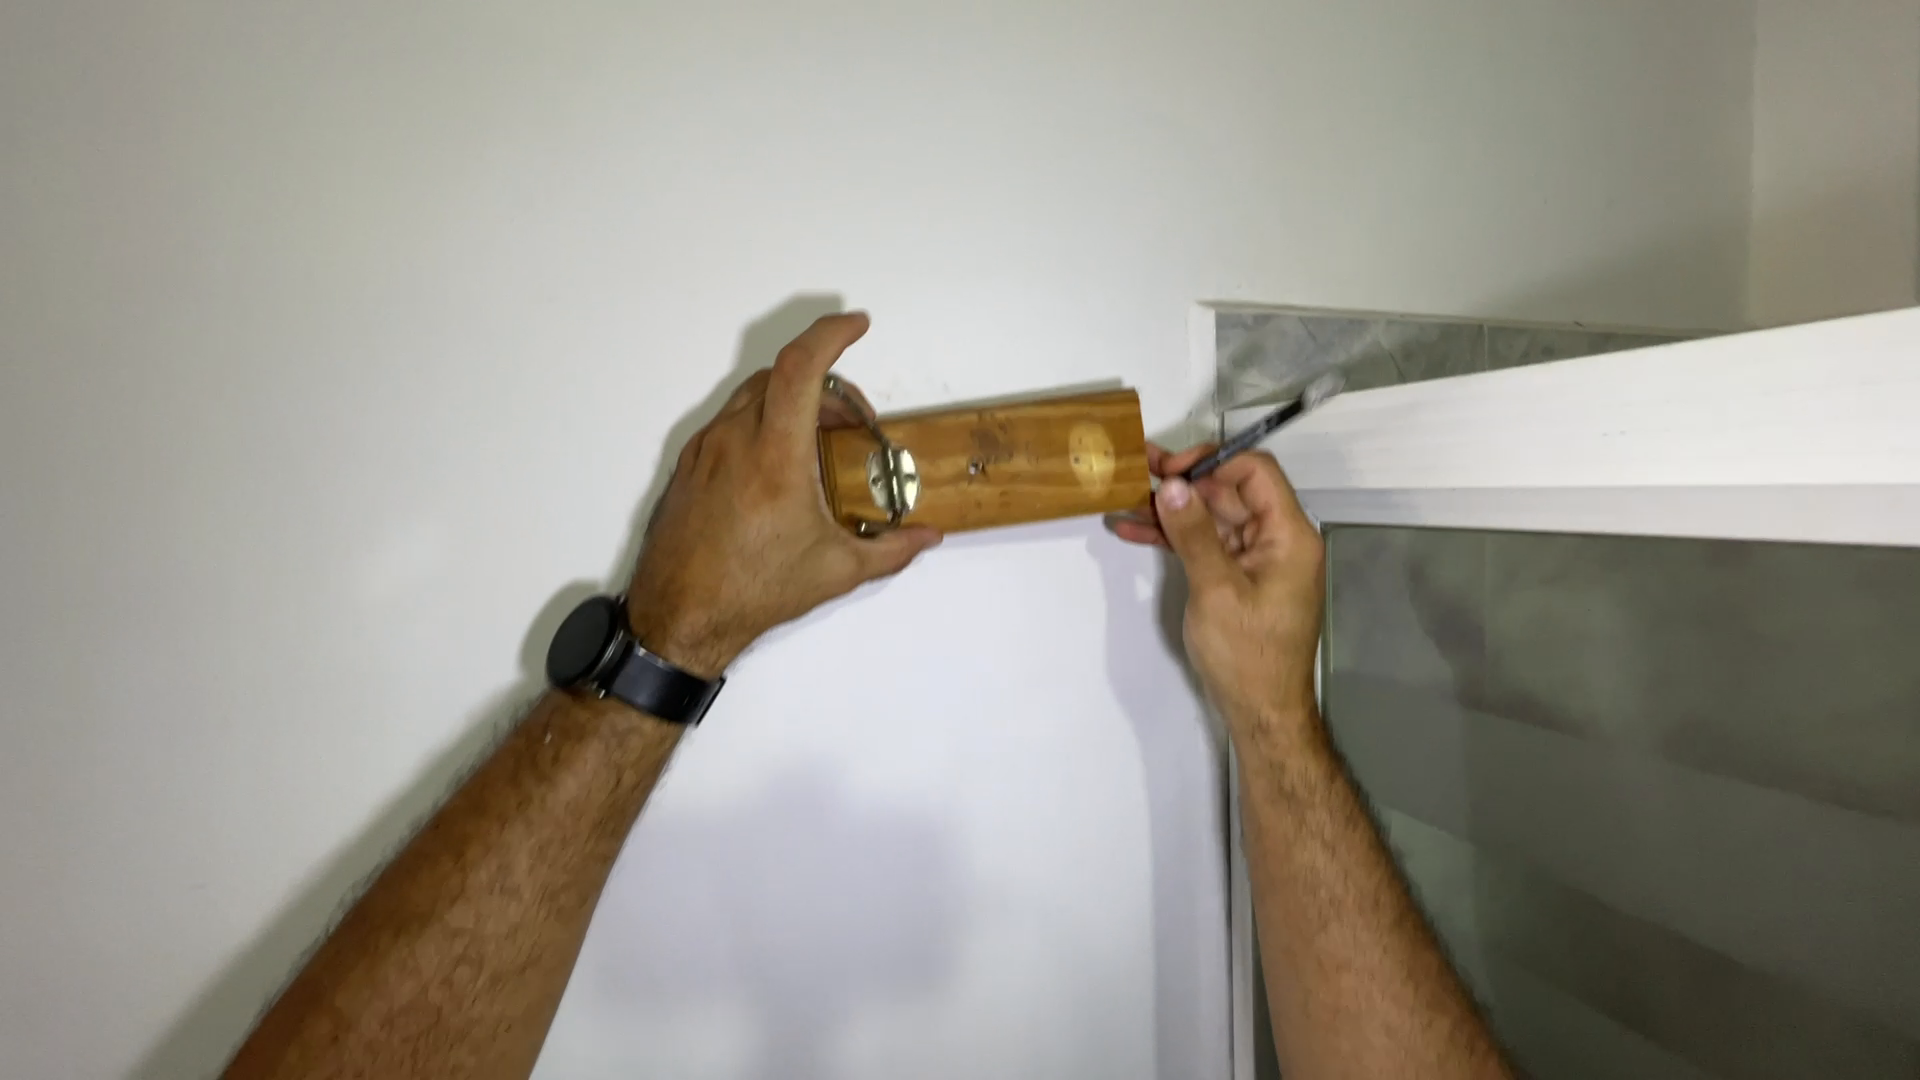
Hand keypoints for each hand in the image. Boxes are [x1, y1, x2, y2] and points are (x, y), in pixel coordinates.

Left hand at [625, 313, 941, 677]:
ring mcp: (705, 450)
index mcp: (774, 457)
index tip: (858, 325)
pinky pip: (732, 422)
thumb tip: (928, 537)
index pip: (801, 368)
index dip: (832, 335)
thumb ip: (892, 549)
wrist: (678, 618)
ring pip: (754, 396)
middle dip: (828, 384)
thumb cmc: (754, 592)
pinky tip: (782, 466)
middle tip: (857, 422)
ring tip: (822, 445)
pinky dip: (765, 423)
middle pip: (782, 376)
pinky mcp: (690, 466)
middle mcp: (734, 441)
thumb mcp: (837, 571)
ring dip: (794, 404)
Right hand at [1112, 444, 1323, 727]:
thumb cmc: (1247, 653)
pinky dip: (1172, 538)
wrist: (1259, 710)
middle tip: (1137, 470)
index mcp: (1287, 535)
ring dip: (1170, 509)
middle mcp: (1274, 540)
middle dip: (1182, 481)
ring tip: (1125, 495)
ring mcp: (1253, 559)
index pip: (1254, 473)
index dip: (1211, 462)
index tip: (1169, 471)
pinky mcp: (1234, 577)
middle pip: (1228, 492)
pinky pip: (1203, 544)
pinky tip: (1133, 531)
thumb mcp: (1216, 590)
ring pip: (1209, 517)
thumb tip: (1172, 486)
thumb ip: (1194, 534)